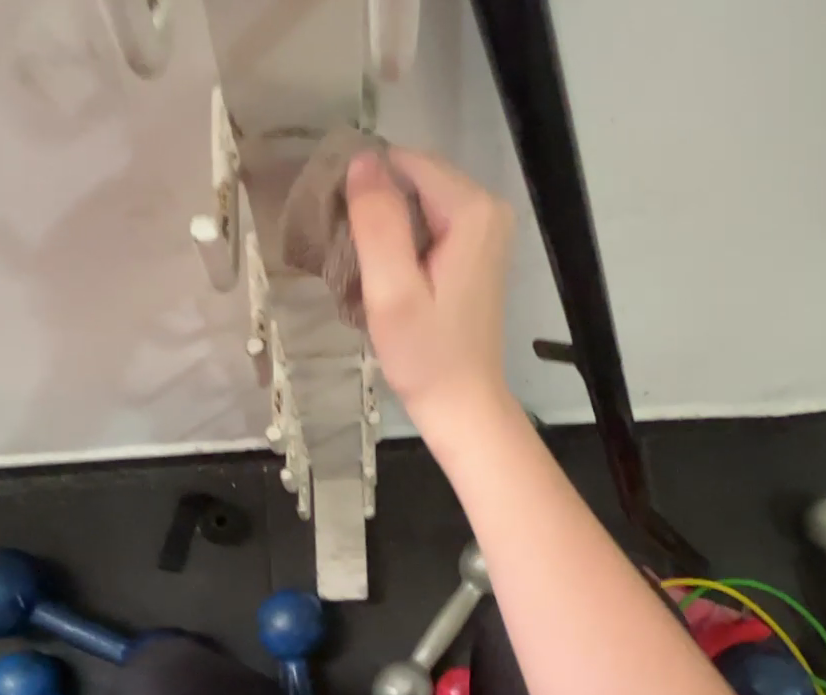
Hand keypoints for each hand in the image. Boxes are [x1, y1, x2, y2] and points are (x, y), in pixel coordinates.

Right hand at [346, 148, 515, 418]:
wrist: (461, 404)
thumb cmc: (425, 356)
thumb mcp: (392, 291)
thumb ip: (378, 222)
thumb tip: (361, 159)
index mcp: (472, 210)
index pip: (404, 162)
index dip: (364, 186)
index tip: (337, 227)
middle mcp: (488, 208)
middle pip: (414, 179)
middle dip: (375, 207)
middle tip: (345, 253)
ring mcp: (486, 230)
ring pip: (418, 202)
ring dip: (385, 227)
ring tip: (361, 267)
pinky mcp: (477, 251)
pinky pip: (430, 225)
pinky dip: (402, 242)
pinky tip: (385, 276)